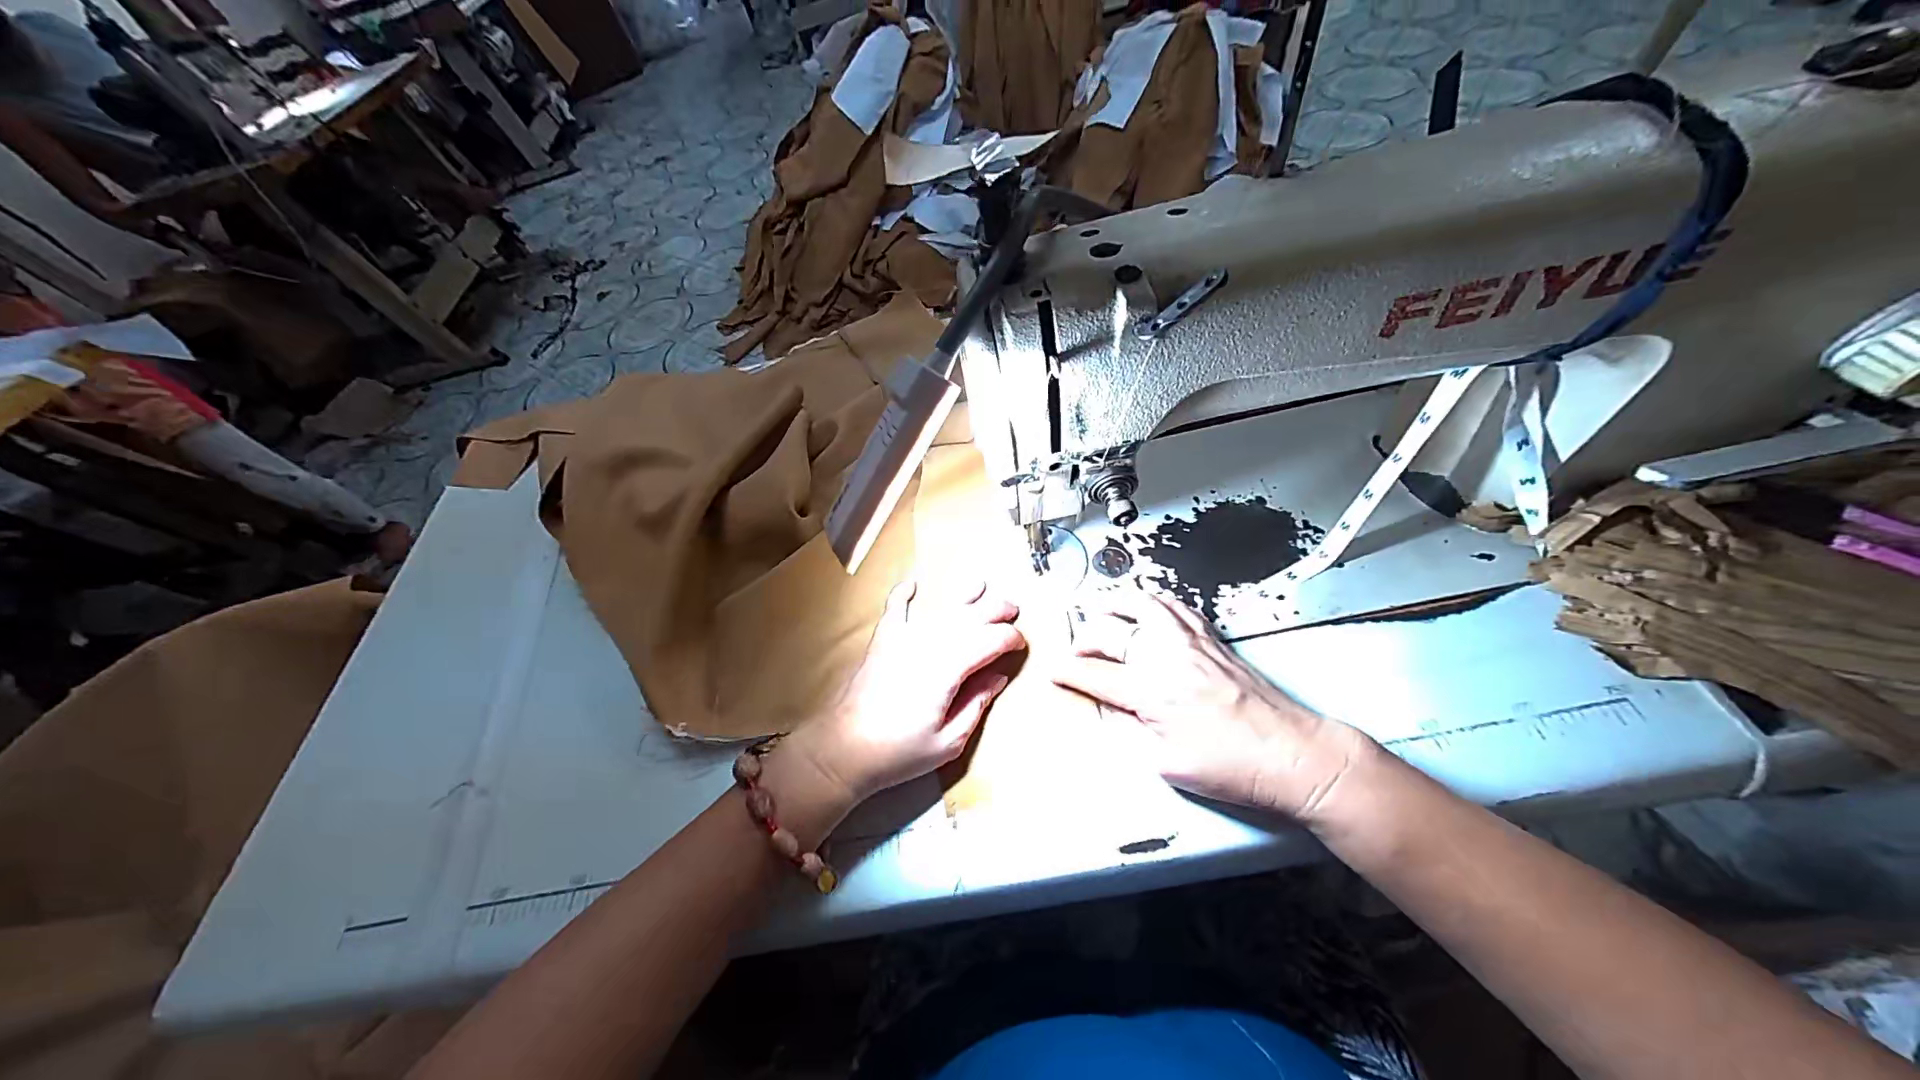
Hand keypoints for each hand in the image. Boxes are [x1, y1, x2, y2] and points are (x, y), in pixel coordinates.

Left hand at [786, 579, 1024, 804]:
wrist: (842, 749)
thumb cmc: (897, 752)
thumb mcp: (948, 741)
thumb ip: (976, 703)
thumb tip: (998, 676)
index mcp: (948, 669)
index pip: (990, 640)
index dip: (1010, 639)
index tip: (1020, 645)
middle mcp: (927, 645)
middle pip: (969, 617)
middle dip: (996, 610)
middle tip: (1012, 611)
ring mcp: (901, 639)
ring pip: (940, 609)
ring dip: (964, 597)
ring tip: (982, 587)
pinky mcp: (881, 642)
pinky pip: (894, 608)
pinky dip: (903, 594)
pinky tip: (913, 584)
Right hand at [1050, 587, 1380, 829]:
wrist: (1293, 756)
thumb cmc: (1236, 766)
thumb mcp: (1167, 764)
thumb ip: (1131, 732)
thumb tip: (1114, 711)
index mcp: (1151, 692)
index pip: (1095, 675)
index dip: (1068, 673)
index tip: (1056, 672)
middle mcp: (1168, 658)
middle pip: (1111, 632)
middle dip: (1084, 638)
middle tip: (1076, 648)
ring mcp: (1193, 644)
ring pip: (1145, 604)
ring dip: (1117, 603)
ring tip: (1102, 605)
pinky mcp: (1215, 642)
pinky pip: (1179, 607)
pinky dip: (1156, 601)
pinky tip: (1152, 605)